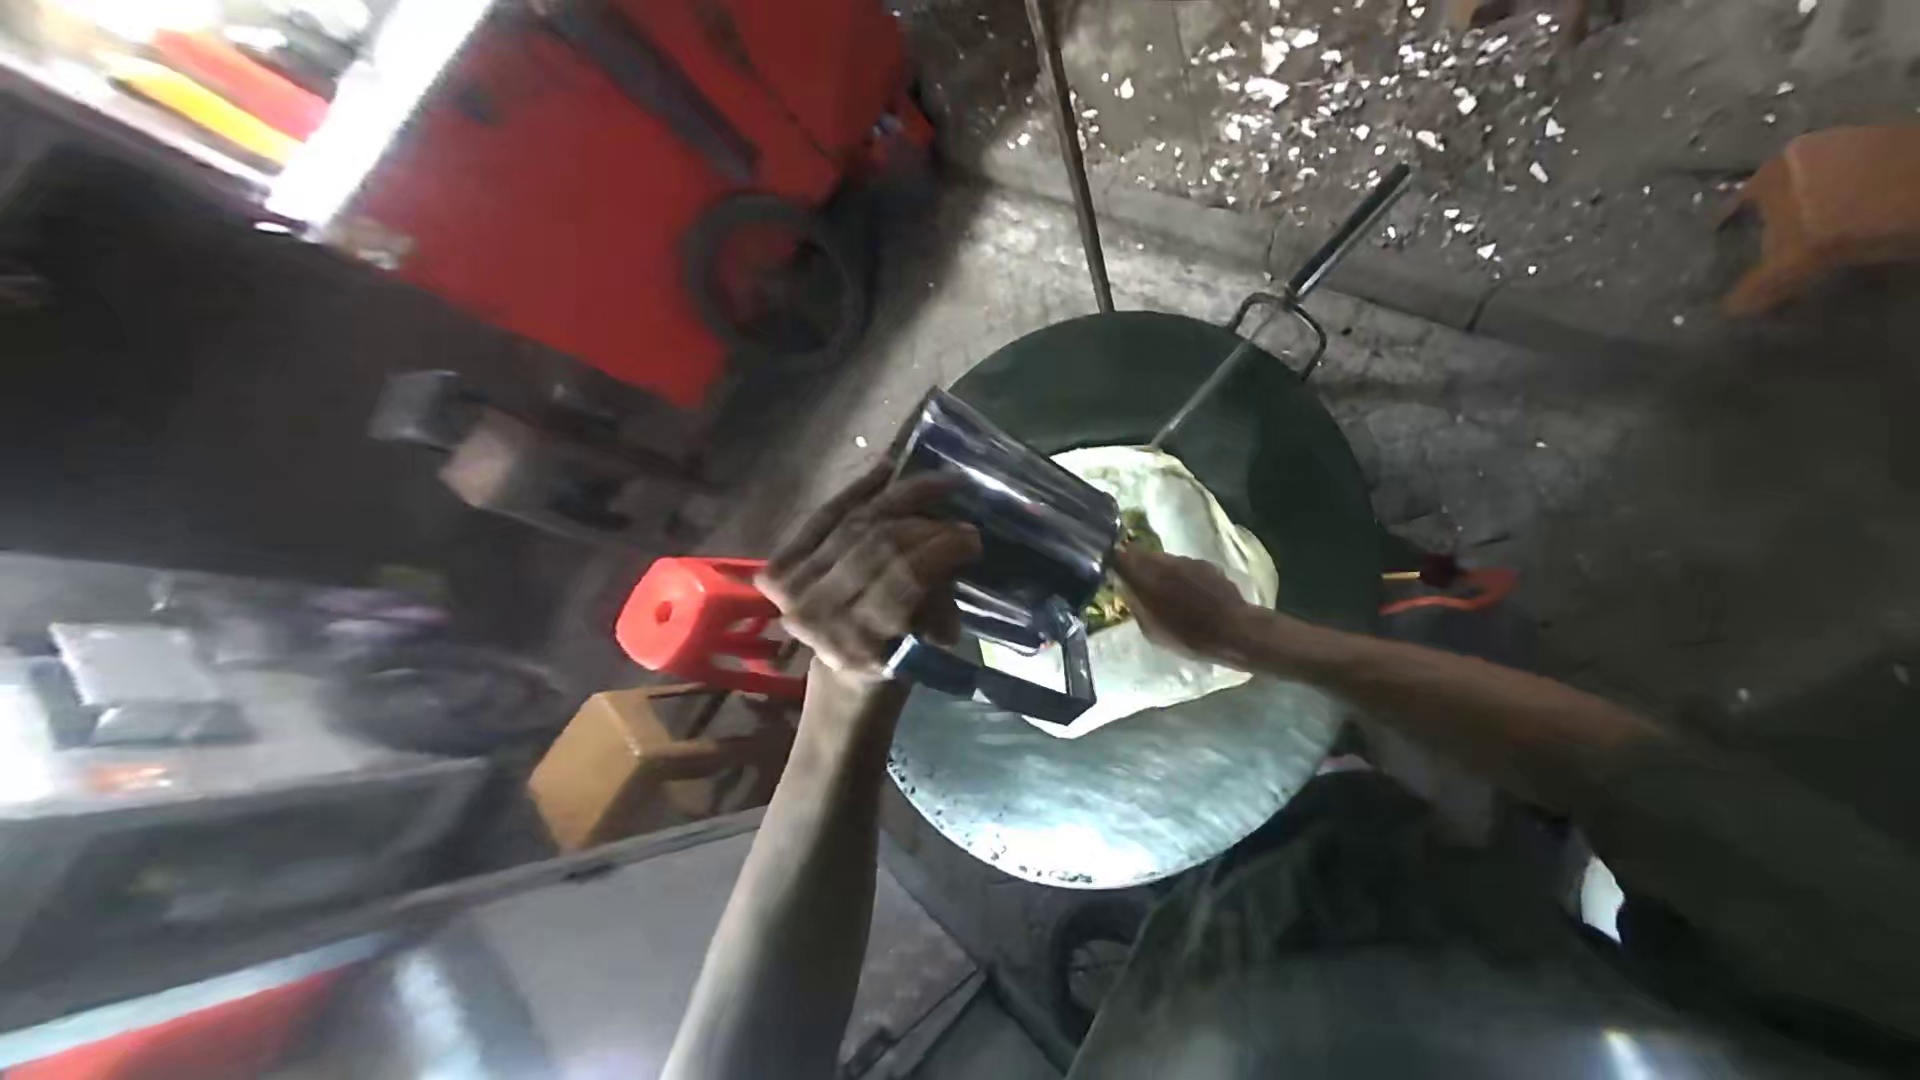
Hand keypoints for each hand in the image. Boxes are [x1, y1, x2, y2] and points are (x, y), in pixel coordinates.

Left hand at [758, 463, 981, 684]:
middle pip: (877, 546)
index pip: (903, 579)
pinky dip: (859, 489)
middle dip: (928, 526)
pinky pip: (825, 515)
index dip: (940, 550)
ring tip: (939, 486)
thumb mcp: (925, 643)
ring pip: (855, 524)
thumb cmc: (893, 658)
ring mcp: (791, 586)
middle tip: (960, 514)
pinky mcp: (778, 566)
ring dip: (903, 499)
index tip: (973, 537)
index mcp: (854, 643)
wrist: (840, 667)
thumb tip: (957, 549)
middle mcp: (813, 612)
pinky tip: (889, 469)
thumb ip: (938, 601)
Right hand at [1114, 548, 1260, 662]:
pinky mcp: (1207, 565)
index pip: (1120, 556)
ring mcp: (1188, 561)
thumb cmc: (1188, 637)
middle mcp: (1165, 562)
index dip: (1115, 561)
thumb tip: (1127, 590)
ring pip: (1166, 560)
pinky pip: (1186, 566)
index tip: (1112, 570)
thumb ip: (1136, 605)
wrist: (1235, 632)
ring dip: (1162, 570)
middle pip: (1143, 554)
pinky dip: (1183, 576)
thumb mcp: (1151, 630)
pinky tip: (1191, 594)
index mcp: (1145, 577)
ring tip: (1167, 591)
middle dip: (1138, 565)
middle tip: (1138, 583)